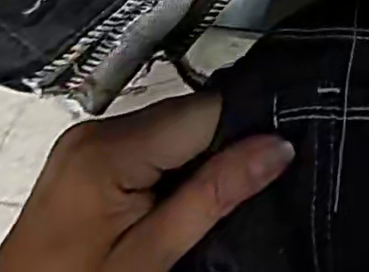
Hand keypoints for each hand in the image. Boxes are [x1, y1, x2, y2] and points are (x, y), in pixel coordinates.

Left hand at [0, 92, 293, 271]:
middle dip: (223, 144)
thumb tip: (282, 143)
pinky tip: (181, 192)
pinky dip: (175, 161)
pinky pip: (152, 141)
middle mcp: (96, 129)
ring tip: (214, 192)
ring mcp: (86, 141)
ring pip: (176, 126)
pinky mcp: (86, 156)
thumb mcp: (149, 259)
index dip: (246, 130)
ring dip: (201, 153)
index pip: (207, 111)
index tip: (275, 155)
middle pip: (191, 115)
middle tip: (247, 183)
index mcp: (108, 149)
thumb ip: (215, 194)